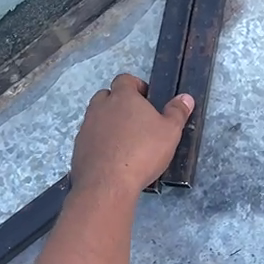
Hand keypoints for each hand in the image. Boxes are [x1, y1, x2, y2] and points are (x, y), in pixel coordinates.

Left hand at [69, 73, 193, 197]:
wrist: (107, 184)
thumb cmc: (142, 152)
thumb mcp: (170, 132)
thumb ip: (177, 112)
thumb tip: (186, 98)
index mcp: (123, 97)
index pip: (125, 79)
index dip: (136, 86)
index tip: (147, 99)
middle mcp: (100, 107)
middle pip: (107, 96)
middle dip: (119, 103)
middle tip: (135, 120)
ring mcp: (86, 127)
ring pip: (96, 117)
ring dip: (108, 123)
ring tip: (125, 141)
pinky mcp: (78, 147)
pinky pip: (90, 138)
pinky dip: (99, 142)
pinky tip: (112, 157)